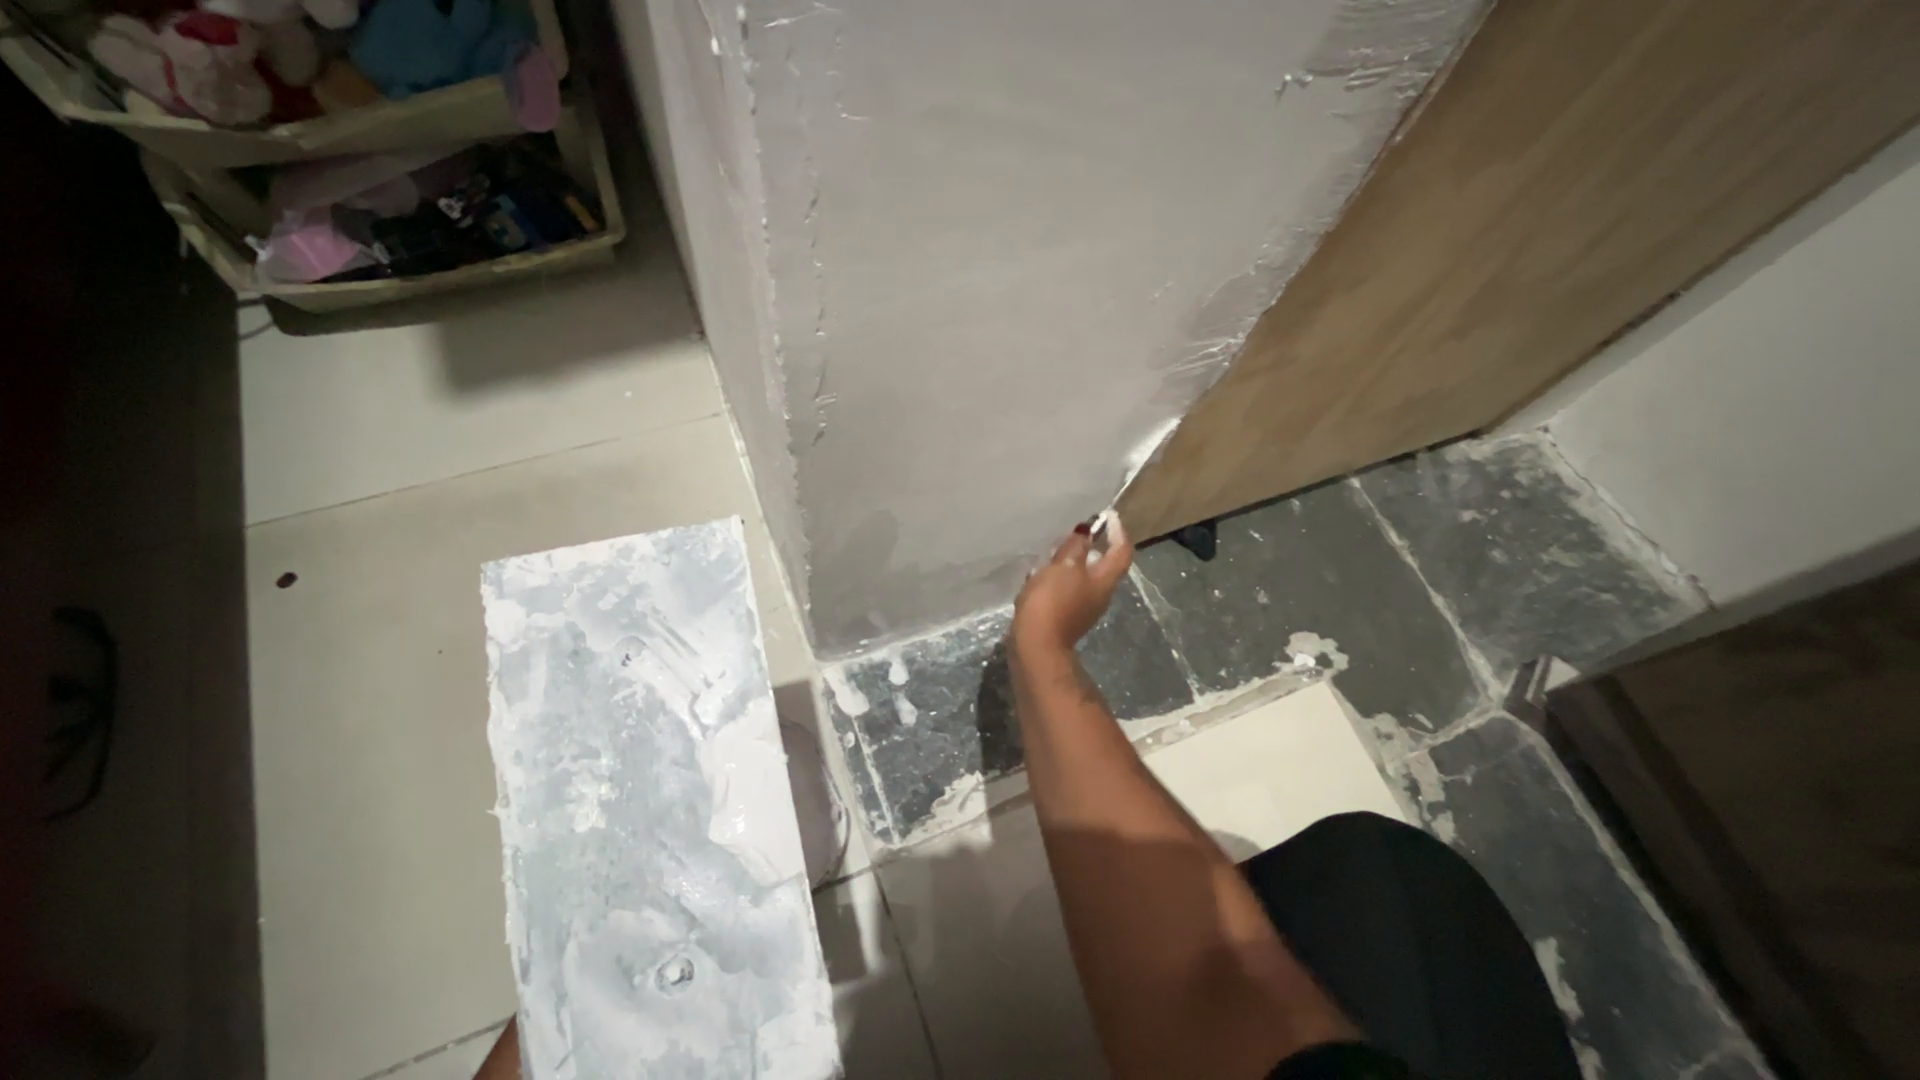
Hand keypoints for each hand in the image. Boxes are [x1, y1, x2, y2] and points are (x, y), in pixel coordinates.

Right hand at [1012, 517, 1134, 659]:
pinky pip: (1068, 589)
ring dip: (1075, 561)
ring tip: (1057, 548)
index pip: (1122, 551)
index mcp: (1105, 580)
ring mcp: (1083, 608)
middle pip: (1105, 565)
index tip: (1106, 515)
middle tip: (1079, 530)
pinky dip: (1060, 577)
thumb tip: (1086, 531)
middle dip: (1095, 546)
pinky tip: (1043, 572)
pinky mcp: (1065, 617)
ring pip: (1085, 578)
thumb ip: (1076, 547)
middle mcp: (1100, 595)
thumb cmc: (1053, 602)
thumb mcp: (1064, 567)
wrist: (1036, 646)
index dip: (1118, 531)